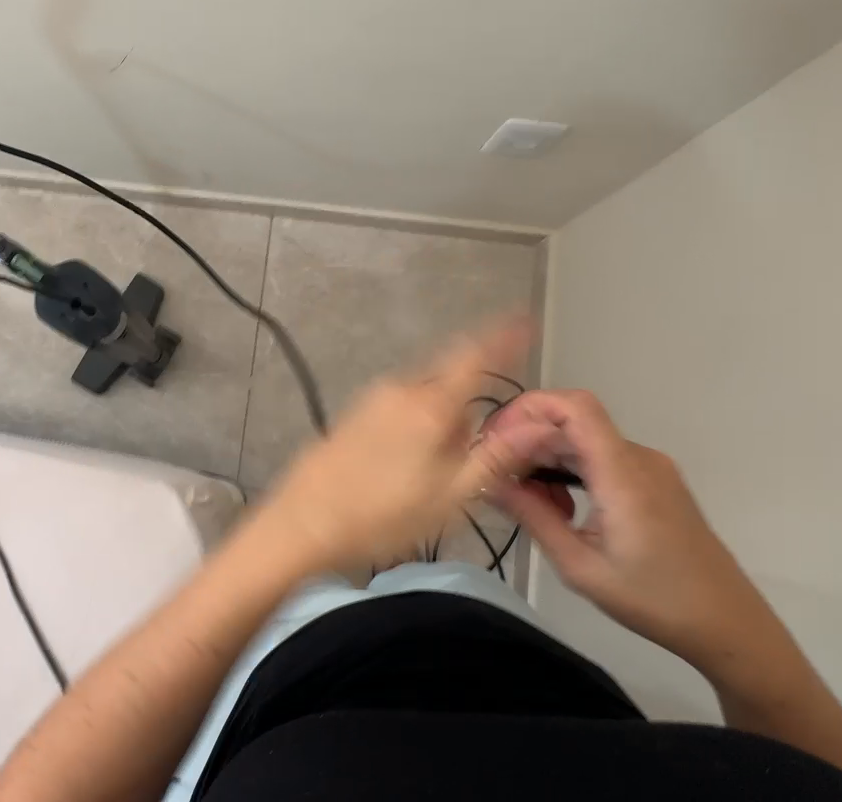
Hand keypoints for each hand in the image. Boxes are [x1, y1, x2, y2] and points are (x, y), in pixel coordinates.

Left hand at [260, 319, 547, 572]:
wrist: (303, 521)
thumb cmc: (382, 515)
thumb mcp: (451, 496)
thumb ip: (495, 456)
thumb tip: (537, 423)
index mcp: (429, 404)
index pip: (473, 355)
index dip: (502, 337)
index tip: (522, 321)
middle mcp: (399, 389)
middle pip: (450, 383)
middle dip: (467, 413)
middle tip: (465, 465)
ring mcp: (371, 399)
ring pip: (423, 400)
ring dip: (438, 426)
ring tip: (428, 480)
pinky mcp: (353, 414)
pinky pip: (399, 409)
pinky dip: (414, 429)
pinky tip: (401, 471)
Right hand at [482, 390, 779, 667]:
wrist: (732, 627)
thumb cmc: (656, 602)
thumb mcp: (580, 567)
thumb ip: (532, 517)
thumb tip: (488, 482)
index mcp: (624, 474)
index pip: (573, 407)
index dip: (527, 410)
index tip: (494, 442)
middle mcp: (639, 458)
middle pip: (570, 423)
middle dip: (526, 441)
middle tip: (495, 477)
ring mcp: (651, 468)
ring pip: (582, 440)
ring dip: (545, 459)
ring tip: (524, 500)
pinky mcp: (655, 482)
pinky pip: (601, 458)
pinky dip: (569, 470)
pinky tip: (559, 507)